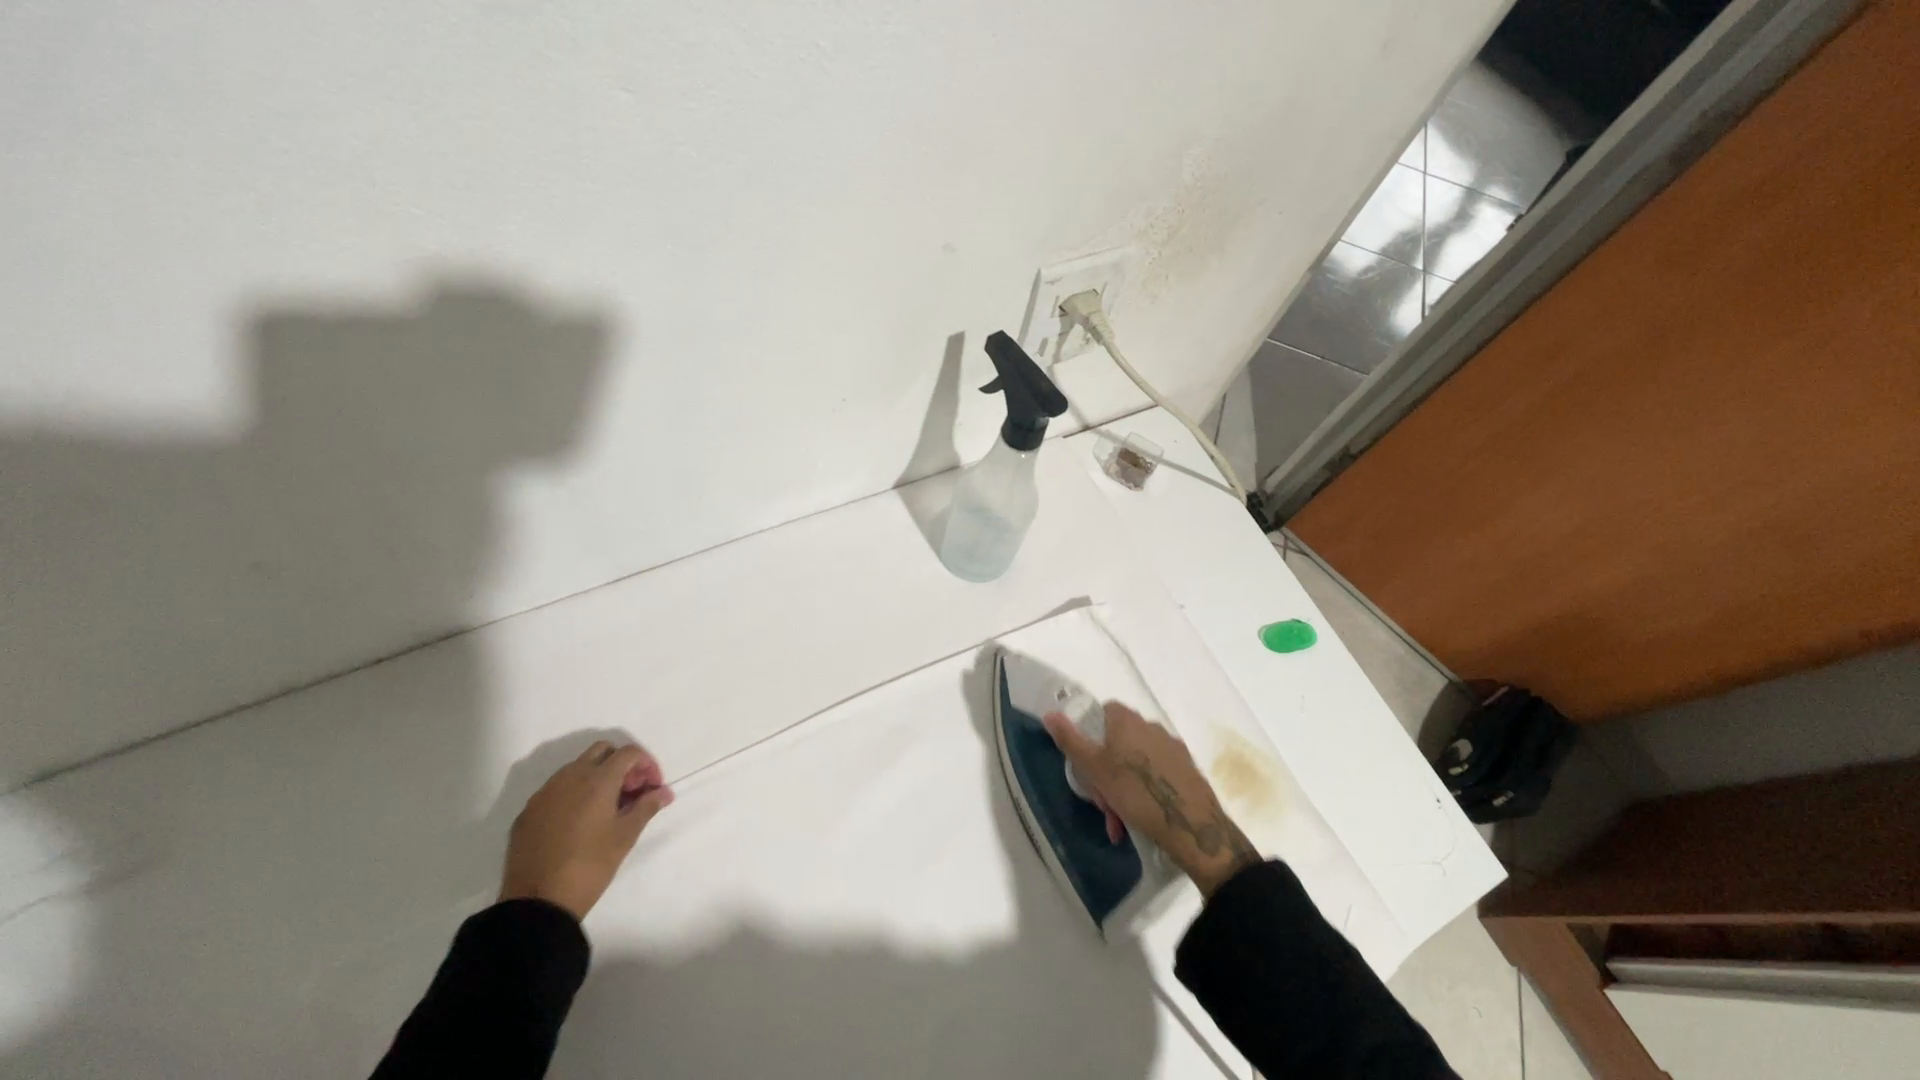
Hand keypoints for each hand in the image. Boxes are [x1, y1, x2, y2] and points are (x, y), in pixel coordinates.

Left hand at [499, 740, 673, 919]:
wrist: (537, 901)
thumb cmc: (590, 866)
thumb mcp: (625, 837)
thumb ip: (647, 807)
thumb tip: (664, 792)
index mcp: (597, 780)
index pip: (628, 753)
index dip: (647, 764)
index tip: (652, 788)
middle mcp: (569, 777)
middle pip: (601, 751)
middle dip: (621, 764)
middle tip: (631, 792)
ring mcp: (545, 792)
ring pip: (576, 767)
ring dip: (597, 776)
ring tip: (607, 808)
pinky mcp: (528, 811)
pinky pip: (556, 788)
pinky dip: (574, 793)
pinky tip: (578, 822)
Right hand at [1042, 703, 1259, 897]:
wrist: (1191, 826)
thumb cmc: (1136, 792)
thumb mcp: (1094, 768)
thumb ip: (1071, 740)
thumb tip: (1050, 713)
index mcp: (1127, 721)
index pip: (1101, 713)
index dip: (1089, 736)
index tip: (1085, 764)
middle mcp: (1151, 727)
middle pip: (1117, 743)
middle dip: (1104, 775)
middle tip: (1101, 804)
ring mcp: (1171, 748)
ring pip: (1135, 765)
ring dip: (1121, 790)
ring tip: (1118, 823)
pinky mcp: (1186, 770)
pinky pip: (1154, 777)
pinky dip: (1142, 794)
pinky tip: (1138, 821)